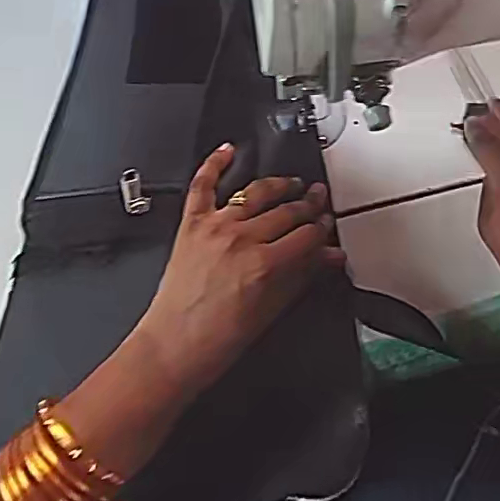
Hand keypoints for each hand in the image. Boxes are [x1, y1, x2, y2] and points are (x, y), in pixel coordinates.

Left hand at [129, 144, 342, 397]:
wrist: (171, 349)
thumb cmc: (216, 340)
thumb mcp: (271, 311)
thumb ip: (303, 276)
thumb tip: (328, 259)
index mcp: (264, 264)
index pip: (307, 234)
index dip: (323, 227)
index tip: (327, 224)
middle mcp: (240, 239)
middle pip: (287, 211)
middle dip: (308, 204)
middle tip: (317, 200)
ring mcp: (215, 227)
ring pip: (256, 192)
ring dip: (279, 184)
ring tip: (291, 184)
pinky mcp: (191, 224)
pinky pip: (203, 185)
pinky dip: (214, 163)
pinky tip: (228, 151)